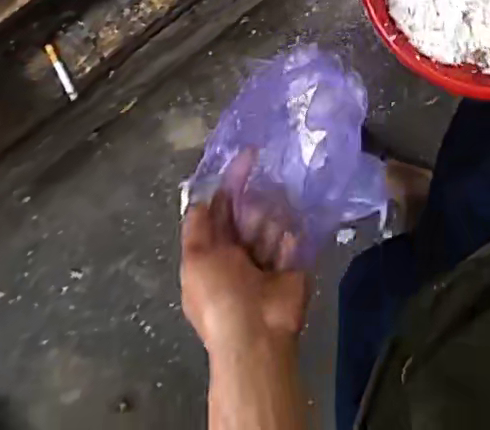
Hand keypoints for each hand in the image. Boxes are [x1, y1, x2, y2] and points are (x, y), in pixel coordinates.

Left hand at [181, 153, 310, 359]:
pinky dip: (286, 243)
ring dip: (267, 230)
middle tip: (250, 231)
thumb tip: (200, 198)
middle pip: (250, 208)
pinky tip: (279, 258)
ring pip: (272, 218)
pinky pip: (293, 236)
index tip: (249, 154)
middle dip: (251, 211)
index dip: (233, 180)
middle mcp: (242, 248)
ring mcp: (269, 254)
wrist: (258, 335)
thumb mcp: (195, 260)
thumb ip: (196, 226)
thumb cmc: (220, 297)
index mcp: (215, 247)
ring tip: (262, 256)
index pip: (223, 204)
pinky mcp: (295, 260)